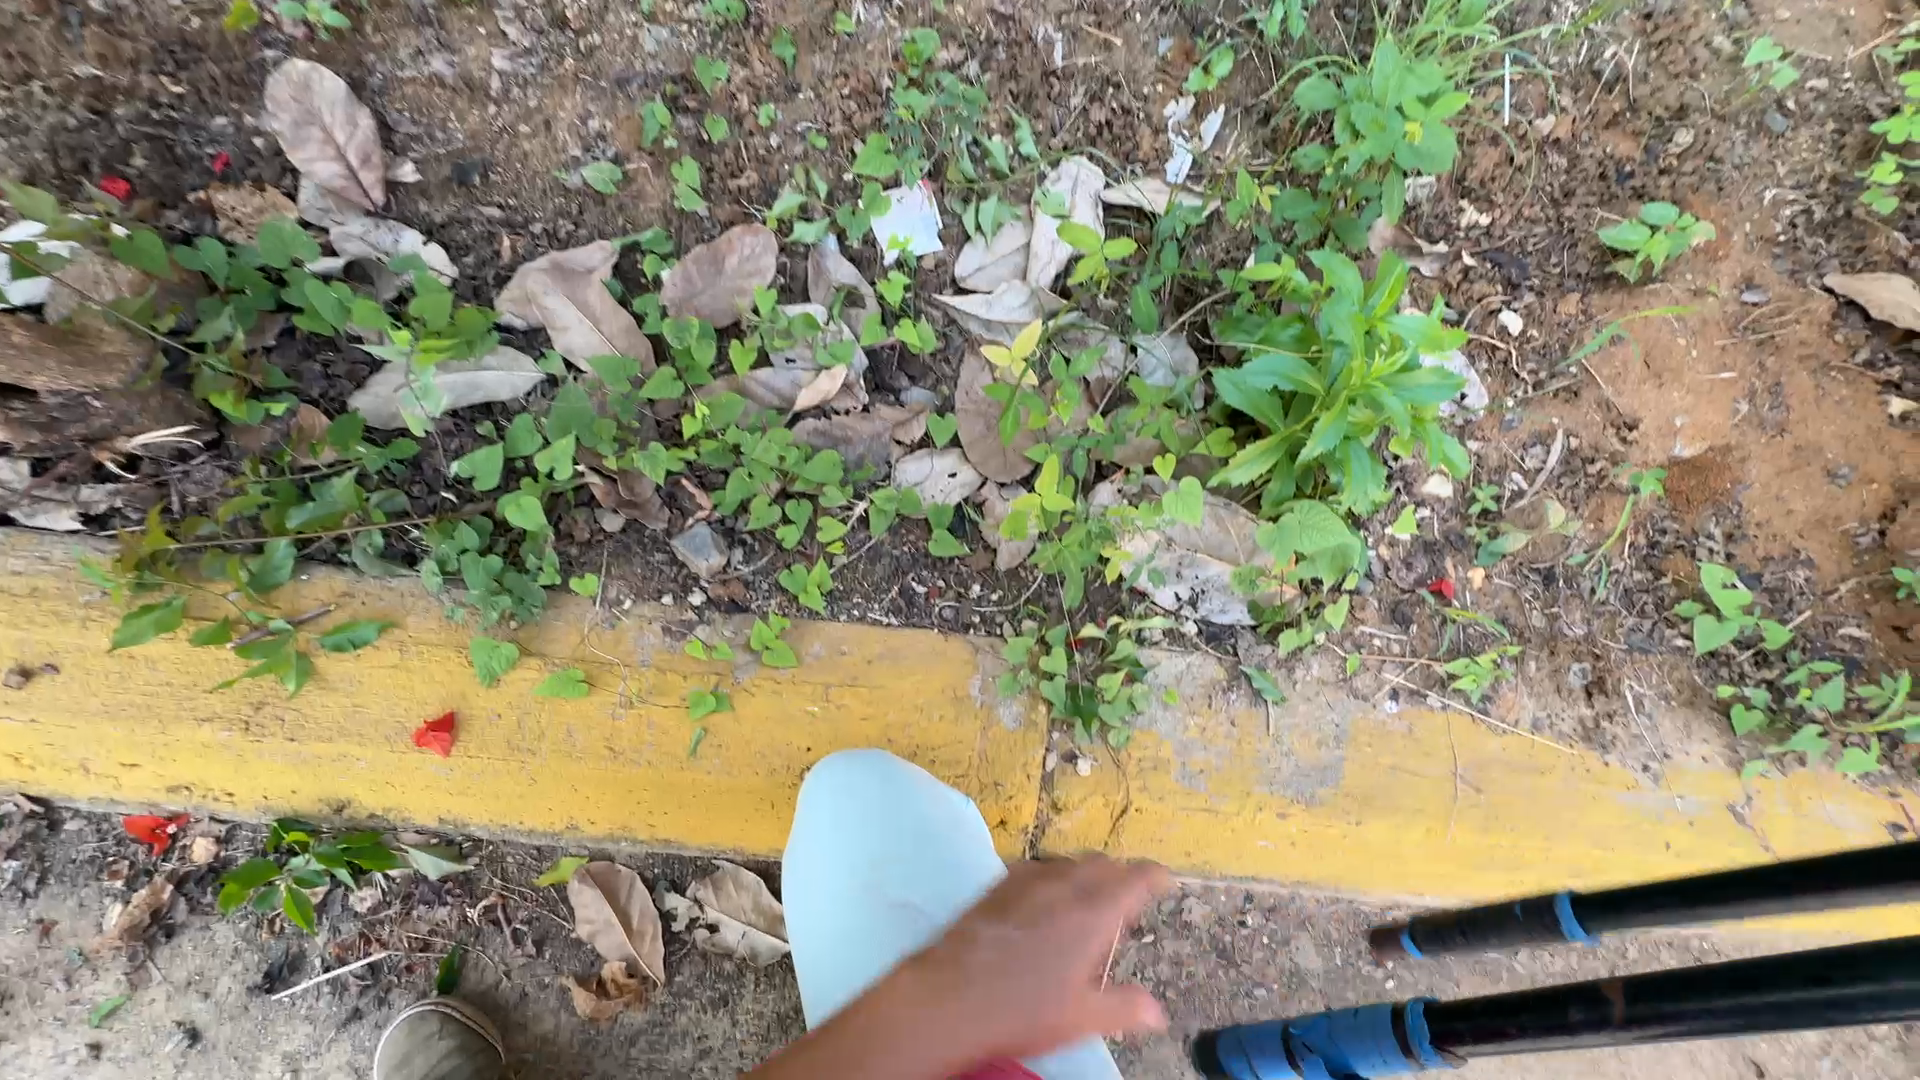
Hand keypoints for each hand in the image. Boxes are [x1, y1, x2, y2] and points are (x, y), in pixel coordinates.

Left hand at [884, 856, 1173, 1068]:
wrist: (952, 994)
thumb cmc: (1023, 1009)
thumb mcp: (1081, 1017)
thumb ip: (1123, 1007)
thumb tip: (1157, 1011)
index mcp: (1092, 913)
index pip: (1134, 879)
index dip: (1153, 875)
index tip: (1163, 878)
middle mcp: (1063, 885)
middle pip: (1101, 863)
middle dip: (1119, 875)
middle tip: (1123, 905)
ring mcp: (1028, 878)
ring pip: (1068, 862)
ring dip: (1085, 876)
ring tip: (1084, 908)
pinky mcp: (999, 882)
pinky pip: (1037, 868)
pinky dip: (1053, 879)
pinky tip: (1044, 905)